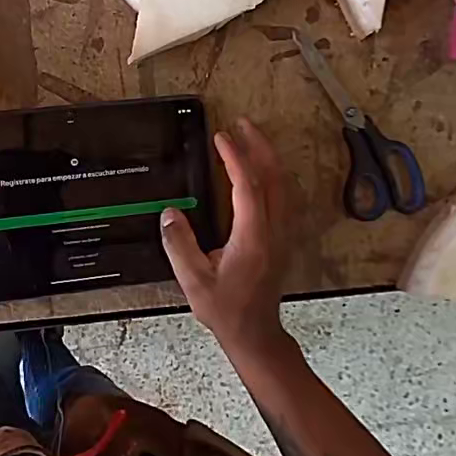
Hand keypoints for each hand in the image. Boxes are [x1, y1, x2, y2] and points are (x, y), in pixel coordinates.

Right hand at [160, 118, 297, 361]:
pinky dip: (275, 175)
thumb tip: (170, 213)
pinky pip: (285, 196)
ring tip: (253, 139)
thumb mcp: (193, 280)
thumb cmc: (227, 309)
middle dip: (259, 146)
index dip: (236, 158)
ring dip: (269, 158)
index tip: (223, 138)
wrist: (254, 331)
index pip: (248, 187)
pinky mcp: (283, 238)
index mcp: (253, 238)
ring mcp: (282, 234)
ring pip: (283, 185)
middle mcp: (273, 232)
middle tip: (242, 125)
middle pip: (274, 177)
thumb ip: (179, 244)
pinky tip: (265, 170)